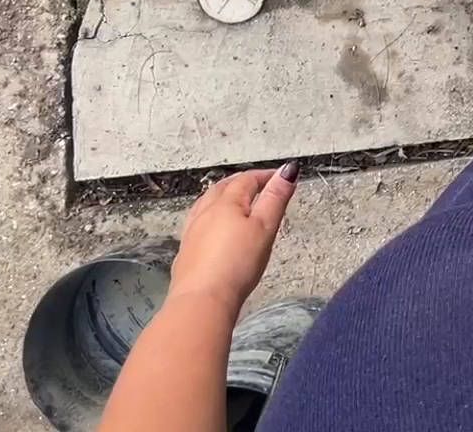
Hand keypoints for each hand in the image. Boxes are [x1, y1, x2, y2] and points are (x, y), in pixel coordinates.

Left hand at [167, 164, 296, 308]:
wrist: (202, 303)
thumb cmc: (237, 264)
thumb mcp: (265, 228)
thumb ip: (276, 197)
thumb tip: (288, 170)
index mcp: (226, 204)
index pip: (247, 180)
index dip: (266, 175)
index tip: (282, 177)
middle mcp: (205, 213)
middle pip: (223, 187)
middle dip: (241, 181)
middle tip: (258, 183)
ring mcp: (191, 234)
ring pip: (205, 204)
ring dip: (221, 195)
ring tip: (232, 198)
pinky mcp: (184, 254)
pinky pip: (195, 223)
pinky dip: (207, 216)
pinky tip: (210, 227)